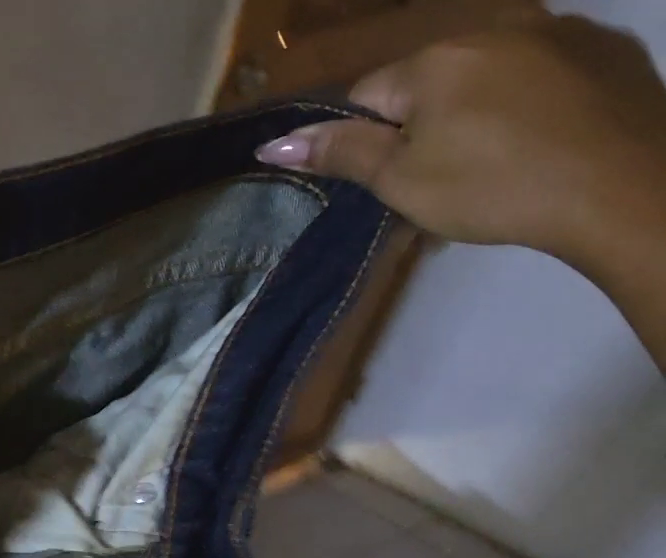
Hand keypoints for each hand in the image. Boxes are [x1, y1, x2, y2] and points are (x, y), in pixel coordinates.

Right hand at [256, 14, 665, 267]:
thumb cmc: (493, 186)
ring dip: (475, 111)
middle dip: (421, 123)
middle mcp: (497, 28)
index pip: (366, 96)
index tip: (387, 176)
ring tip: (491, 160)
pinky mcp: (610, 49)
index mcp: (437, 59)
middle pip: (427, 83)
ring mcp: (561, 32)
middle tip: (436, 176)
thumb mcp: (399, 178)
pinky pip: (543, 73)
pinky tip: (541, 138)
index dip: (364, 140)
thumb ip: (339, 151)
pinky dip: (530, 102)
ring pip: (485, 77)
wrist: (626, 187)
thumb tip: (272, 144)